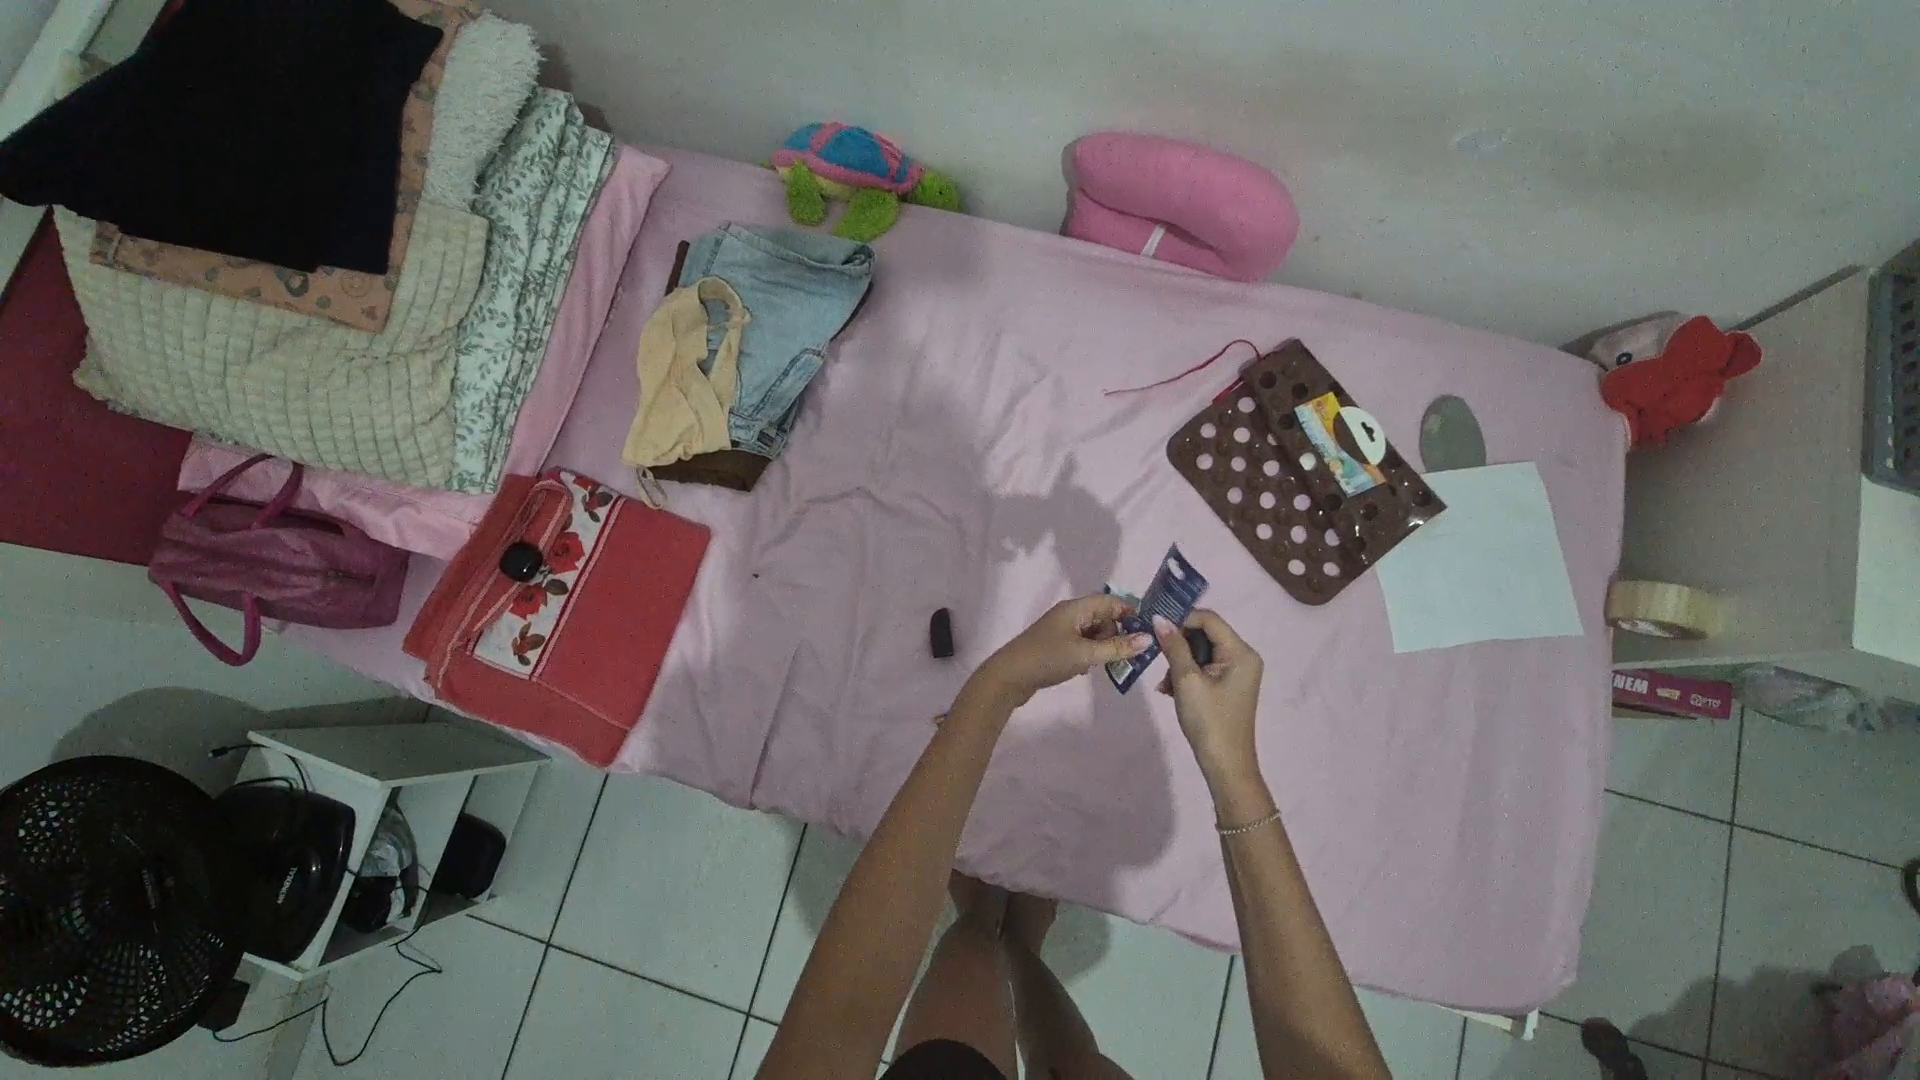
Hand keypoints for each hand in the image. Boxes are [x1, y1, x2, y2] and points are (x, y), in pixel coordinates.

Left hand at [977, 594, 1152, 705]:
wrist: (1008, 678)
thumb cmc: (1047, 659)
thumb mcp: (1085, 654)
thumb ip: (1117, 647)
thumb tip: (1148, 639)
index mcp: (1075, 608)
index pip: (1110, 601)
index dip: (1129, 612)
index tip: (1146, 631)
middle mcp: (1069, 615)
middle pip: (1103, 617)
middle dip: (1117, 634)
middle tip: (1123, 655)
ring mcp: (1061, 631)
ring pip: (1093, 634)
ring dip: (1103, 647)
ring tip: (1105, 665)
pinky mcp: (1056, 647)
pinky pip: (1082, 645)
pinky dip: (1090, 655)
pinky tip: (1086, 669)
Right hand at [1155, 610, 1263, 785]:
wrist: (1225, 764)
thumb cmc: (1209, 721)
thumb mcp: (1187, 681)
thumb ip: (1174, 647)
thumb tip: (1159, 619)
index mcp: (1240, 652)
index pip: (1209, 619)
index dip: (1181, 619)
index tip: (1155, 628)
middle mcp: (1243, 657)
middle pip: (1205, 634)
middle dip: (1179, 644)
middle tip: (1157, 657)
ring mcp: (1237, 672)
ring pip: (1201, 651)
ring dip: (1179, 661)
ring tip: (1164, 683)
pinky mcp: (1229, 685)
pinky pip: (1204, 667)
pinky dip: (1186, 674)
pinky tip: (1170, 690)